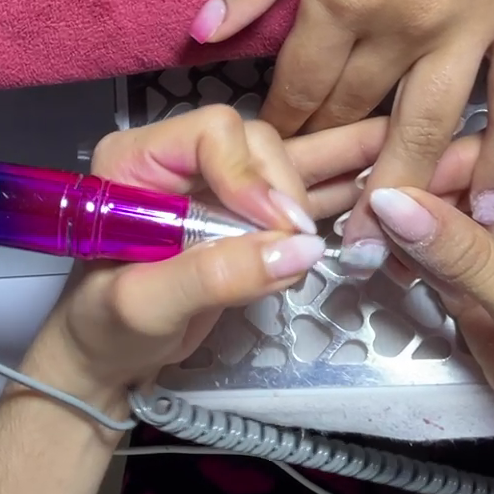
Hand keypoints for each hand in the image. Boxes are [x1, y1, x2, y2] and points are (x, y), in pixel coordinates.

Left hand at [21, 108, 387, 417]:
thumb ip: (215, 275)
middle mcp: (174, 162)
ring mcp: (209, 186)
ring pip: (278, 161)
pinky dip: (328, 192)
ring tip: (388, 151)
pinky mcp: (236, 215)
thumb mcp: (146, 305)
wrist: (108, 359)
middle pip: (251, 144)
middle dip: (283, 187)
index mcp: (135, 163)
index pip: (210, 134)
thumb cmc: (104, 329)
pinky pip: (288, 195)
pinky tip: (374, 178)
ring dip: (332, 164)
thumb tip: (298, 249)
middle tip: (301, 241)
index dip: (250, 174)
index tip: (274, 226)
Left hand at [196, 0, 493, 258]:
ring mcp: (479, 28)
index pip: (298, 83)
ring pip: (428, 131)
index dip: (276, 125)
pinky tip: (488, 205)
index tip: (264, 158)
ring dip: (397, 189)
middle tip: (304, 211)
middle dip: (322, 162)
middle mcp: (408, 25)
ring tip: (376, 242)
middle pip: (352, 113)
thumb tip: (209, 25)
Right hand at [366, 134, 493, 493]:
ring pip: (447, 217)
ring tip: (364, 245)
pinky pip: (441, 255)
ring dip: (407, 231)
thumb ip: (464, 254)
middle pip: (470, 180)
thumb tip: (387, 200)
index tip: (384, 185)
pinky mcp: (492, 282)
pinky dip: (412, 260)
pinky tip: (385, 265)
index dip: (446, 163)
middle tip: (360, 221)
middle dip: (416, 199)